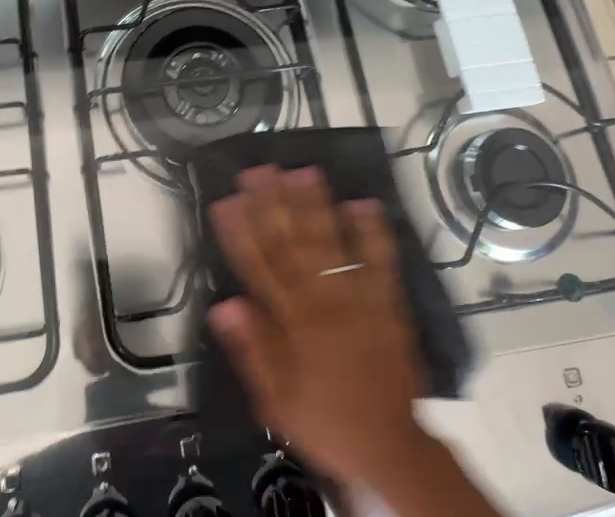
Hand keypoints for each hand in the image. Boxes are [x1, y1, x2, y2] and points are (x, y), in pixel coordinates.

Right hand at [207, 165, 431, 485]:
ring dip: (316, 206)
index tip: (225, 199)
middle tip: (260, 169)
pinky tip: (363, 203)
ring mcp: (358, 300)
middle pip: (292, 246)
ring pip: (331, 245)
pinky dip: (373, 233)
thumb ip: (253, 350)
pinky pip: (381, 263)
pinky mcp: (389, 304)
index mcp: (292, 325)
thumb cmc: (325, 421)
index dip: (240, 232)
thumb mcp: (275, 400)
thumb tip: (225, 304)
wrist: (389, 445)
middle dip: (273, 204)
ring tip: (302, 170)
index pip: (258, 268)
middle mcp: (322, 304)